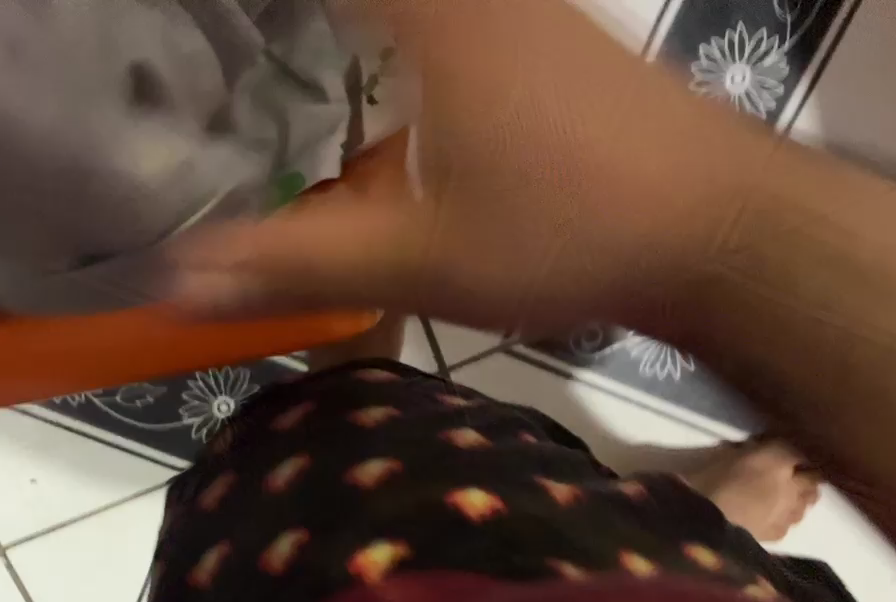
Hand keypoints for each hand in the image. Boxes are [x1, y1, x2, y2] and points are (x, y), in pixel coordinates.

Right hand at [168, 0, 774, 336]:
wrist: (716, 231)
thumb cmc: (568, 236)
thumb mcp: (420, 261)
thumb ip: (296, 261)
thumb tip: (179, 280)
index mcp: (434, 10)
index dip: (246, 3)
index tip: (190, 28)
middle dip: (286, 17)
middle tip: (214, 45)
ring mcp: (518, 5)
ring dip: (342, 22)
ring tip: (272, 50)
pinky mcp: (543, 38)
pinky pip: (445, 11)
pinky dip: (390, 26)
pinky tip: (366, 65)